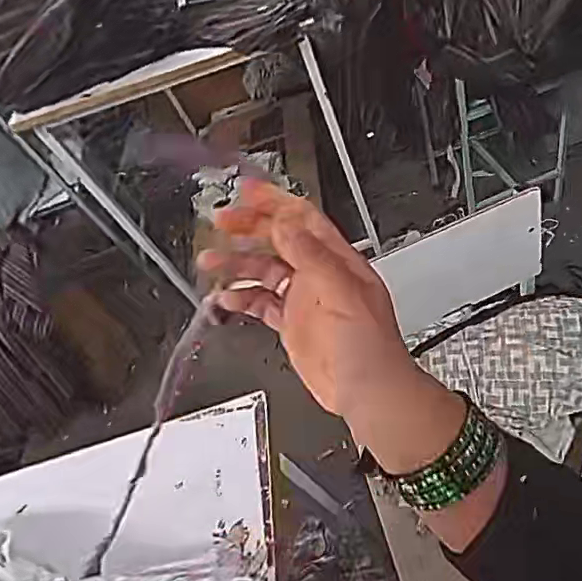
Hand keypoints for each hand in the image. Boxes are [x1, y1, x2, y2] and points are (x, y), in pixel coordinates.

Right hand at [200, 183, 463, 474]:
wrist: (367, 389)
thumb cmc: (370, 346)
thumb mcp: (343, 293)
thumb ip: (312, 257)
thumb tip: (287, 225)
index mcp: (336, 261)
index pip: (303, 220)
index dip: (275, 202)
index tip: (247, 191)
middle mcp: (319, 275)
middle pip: (279, 239)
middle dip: (249, 227)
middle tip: (221, 222)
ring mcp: (304, 299)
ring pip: (264, 270)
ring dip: (237, 262)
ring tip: (211, 260)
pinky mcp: (292, 323)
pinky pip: (260, 302)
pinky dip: (240, 298)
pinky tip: (225, 298)